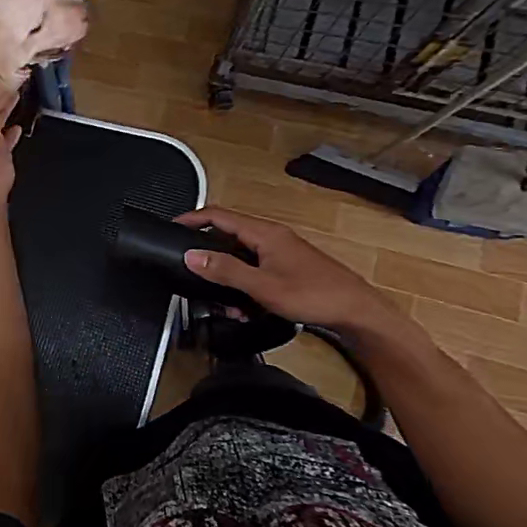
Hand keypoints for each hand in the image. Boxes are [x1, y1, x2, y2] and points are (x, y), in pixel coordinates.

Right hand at [173, 207, 402, 332]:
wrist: (354, 310)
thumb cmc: (312, 294)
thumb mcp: (262, 286)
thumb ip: (225, 271)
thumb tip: (192, 256)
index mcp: (264, 233)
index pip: (219, 215)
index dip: (193, 219)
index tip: (171, 227)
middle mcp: (271, 237)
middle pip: (228, 237)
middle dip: (209, 257)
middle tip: (193, 276)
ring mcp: (280, 252)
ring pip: (241, 258)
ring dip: (228, 279)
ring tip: (224, 304)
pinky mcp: (287, 268)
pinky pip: (255, 271)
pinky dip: (245, 286)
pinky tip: (246, 309)